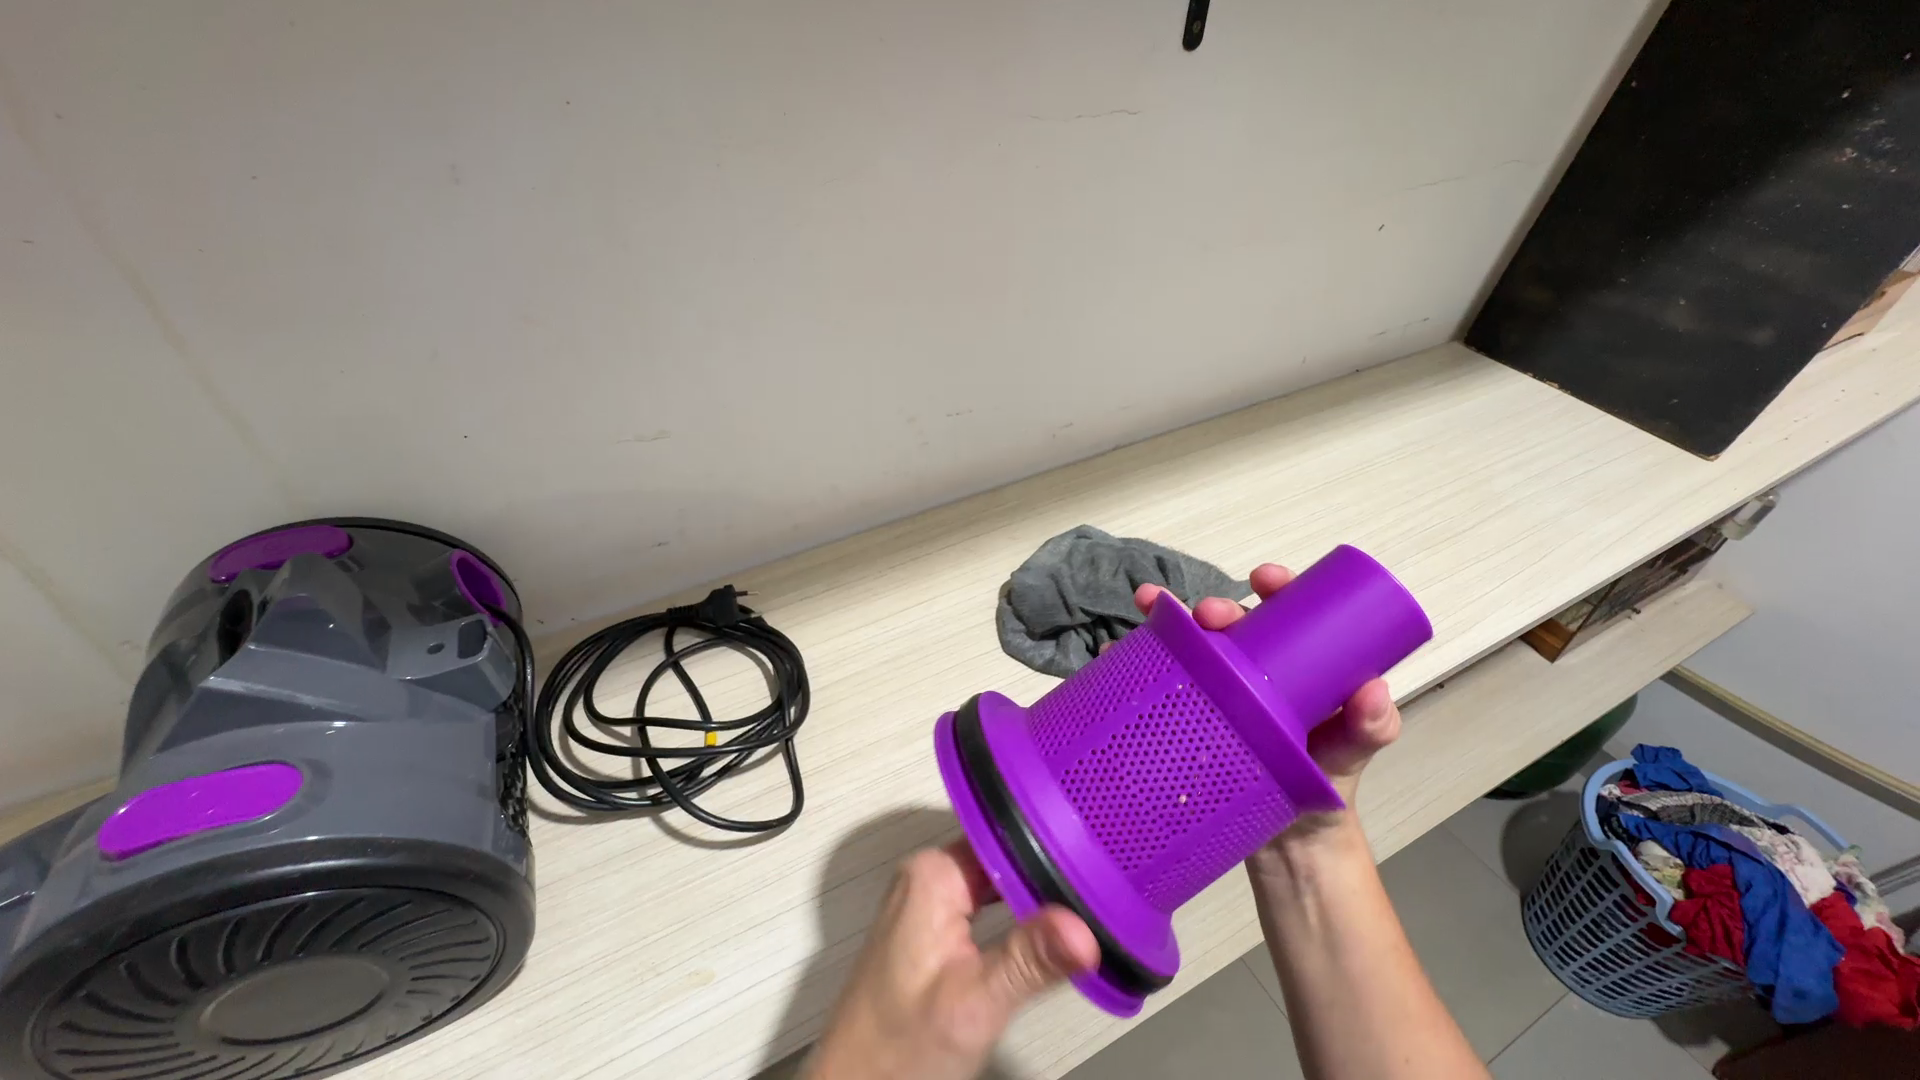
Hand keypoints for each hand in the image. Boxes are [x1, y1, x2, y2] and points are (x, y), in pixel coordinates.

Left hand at [804, 843, 1098, 1079]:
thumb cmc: (900, 1048)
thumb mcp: (974, 1004)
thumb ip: (1028, 961)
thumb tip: (1083, 929)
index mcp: (934, 873)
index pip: (1008, 838)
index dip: (1056, 850)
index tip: (1102, 863)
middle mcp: (929, 875)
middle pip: (1006, 859)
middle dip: (1051, 877)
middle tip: (1105, 895)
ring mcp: (929, 901)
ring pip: (1000, 884)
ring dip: (1038, 900)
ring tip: (1089, 914)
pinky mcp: (934, 928)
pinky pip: (987, 905)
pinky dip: (1019, 917)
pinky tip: (1048, 936)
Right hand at [1132, 562, 1401, 845]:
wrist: (1286, 849)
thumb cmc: (1324, 791)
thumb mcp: (1348, 759)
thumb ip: (1368, 730)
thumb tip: (1374, 690)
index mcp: (1298, 670)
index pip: (1288, 616)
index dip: (1277, 589)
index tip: (1263, 580)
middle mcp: (1256, 673)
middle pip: (1233, 626)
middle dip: (1214, 608)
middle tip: (1203, 615)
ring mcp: (1221, 695)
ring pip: (1193, 645)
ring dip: (1167, 619)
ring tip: (1145, 606)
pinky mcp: (1192, 716)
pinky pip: (1166, 681)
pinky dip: (1140, 660)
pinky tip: (1113, 652)